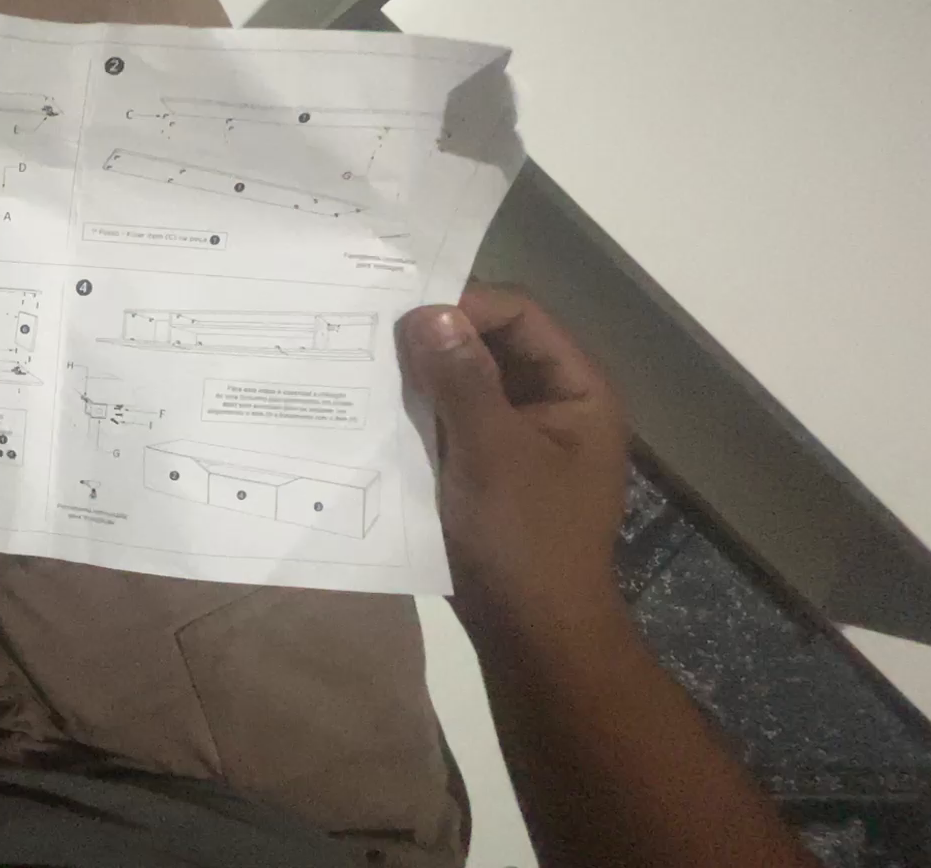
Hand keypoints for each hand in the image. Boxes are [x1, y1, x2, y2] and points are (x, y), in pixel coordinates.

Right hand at [396, 285, 631, 626]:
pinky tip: (367, 402)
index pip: (518, 315)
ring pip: (457, 376)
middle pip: (485, 341)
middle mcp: (541, 399)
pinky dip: (408, 402)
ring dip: (414, 368)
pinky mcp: (473, 456)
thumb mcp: (493, 452)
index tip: (400, 313)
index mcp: (572, 389)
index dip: (464, 305)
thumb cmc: (524, 537)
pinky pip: (440, 411)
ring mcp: (505, 429)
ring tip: (358, 360)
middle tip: (367, 329)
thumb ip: (462, 379)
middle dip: (431, 334)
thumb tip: (427, 312)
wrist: (527, 625)